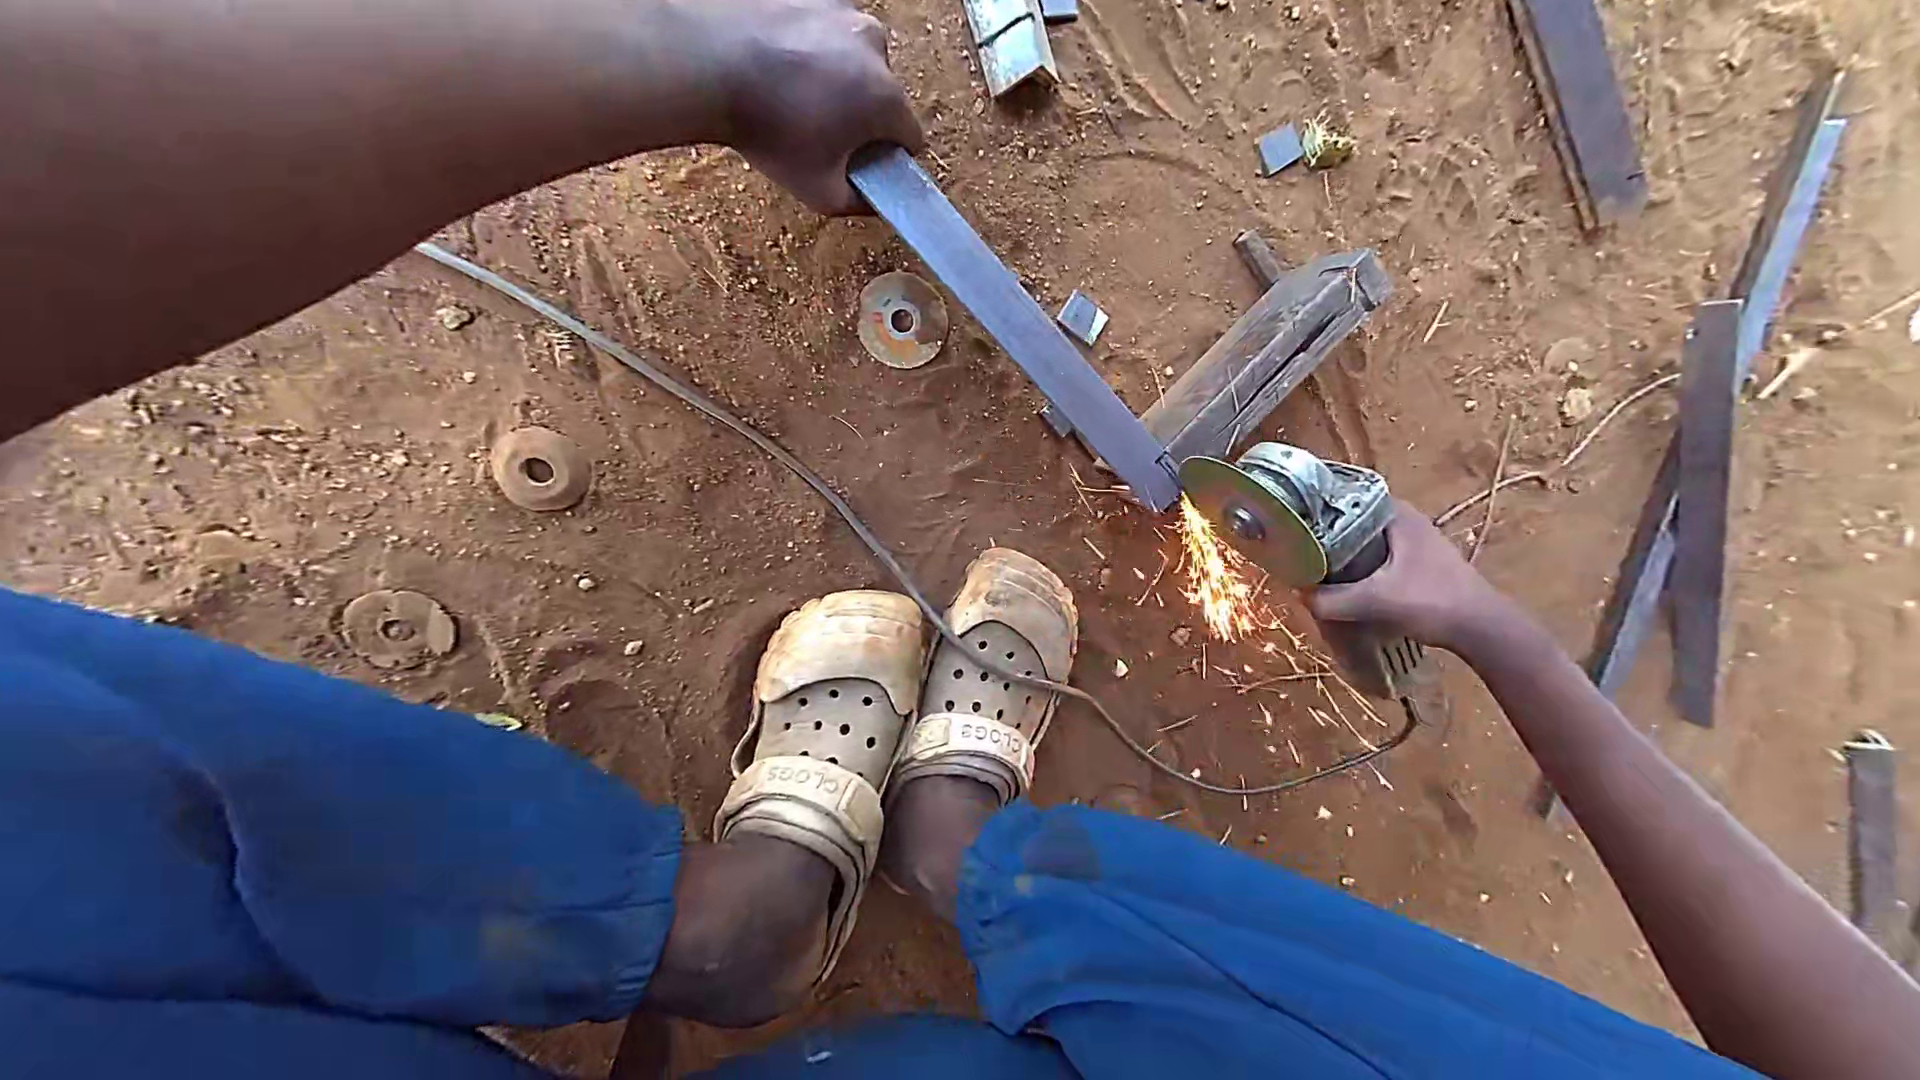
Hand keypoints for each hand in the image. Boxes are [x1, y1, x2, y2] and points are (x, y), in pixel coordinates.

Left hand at [699, 0, 923, 213]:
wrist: (708, 64)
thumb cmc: (769, 132)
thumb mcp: (821, 193)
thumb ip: (859, 203)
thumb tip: (874, 199)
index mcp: (886, 97)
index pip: (911, 137)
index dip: (890, 158)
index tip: (864, 164)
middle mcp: (873, 44)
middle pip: (884, 95)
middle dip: (863, 117)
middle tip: (823, 135)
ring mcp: (841, 10)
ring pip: (856, 60)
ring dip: (840, 82)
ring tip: (798, 99)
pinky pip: (825, 33)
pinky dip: (813, 52)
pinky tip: (783, 70)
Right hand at [1303, 501, 1518, 656]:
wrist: (1483, 630)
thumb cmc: (1432, 603)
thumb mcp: (1374, 601)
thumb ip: (1332, 599)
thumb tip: (1299, 594)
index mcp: (1398, 515)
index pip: (1349, 495)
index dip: (1319, 504)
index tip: (1294, 517)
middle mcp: (1407, 520)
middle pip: (1354, 516)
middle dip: (1326, 528)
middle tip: (1298, 543)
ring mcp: (1415, 541)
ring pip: (1365, 536)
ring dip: (1342, 547)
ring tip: (1314, 560)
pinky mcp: (1418, 562)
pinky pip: (1376, 552)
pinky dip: (1357, 560)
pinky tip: (1343, 577)